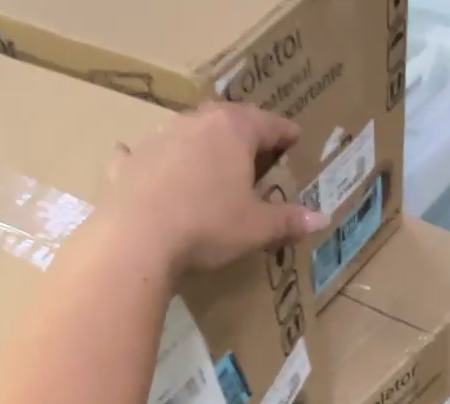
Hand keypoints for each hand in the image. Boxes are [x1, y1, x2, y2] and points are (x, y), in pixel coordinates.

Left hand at [98, 104, 331, 273]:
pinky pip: (139, 154)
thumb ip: (287, 221)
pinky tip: (139, 159)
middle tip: (253, 147)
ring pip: (184, 132)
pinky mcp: (128, 164)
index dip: (284, 132)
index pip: (268, 123)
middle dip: (241, 132)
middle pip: (225, 120)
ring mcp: (157, 139)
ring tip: (207, 159)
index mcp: (234, 131)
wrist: (139, 237)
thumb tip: (321, 219)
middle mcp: (195, 123)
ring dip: (197, 142)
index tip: (294, 138)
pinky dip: (146, 157)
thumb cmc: (208, 226)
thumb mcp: (256, 228)